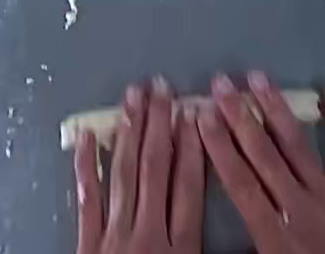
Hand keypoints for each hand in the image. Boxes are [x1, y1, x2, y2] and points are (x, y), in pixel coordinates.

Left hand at [75, 78, 205, 253]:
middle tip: (160, 87)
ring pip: (124, 173)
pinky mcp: (87, 246)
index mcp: (181, 250)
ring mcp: (114, 237)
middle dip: (159, 123)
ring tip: (132, 96)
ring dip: (130, 130)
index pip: (189, 187)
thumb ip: (213, 246)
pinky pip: (88, 197)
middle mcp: (149, 235)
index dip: (192, 146)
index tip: (191, 111)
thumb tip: (238, 219)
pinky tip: (86, 134)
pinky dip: (86, 164)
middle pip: (156, 168)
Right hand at [196, 72, 324, 253]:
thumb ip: (246, 249)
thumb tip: (216, 237)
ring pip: (297, 146)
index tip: (202, 114)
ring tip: (257, 76)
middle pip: (264, 155)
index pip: (240, 183)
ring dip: (276, 109)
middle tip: (220, 82)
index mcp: (275, 237)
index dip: (220, 147)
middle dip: (239, 116)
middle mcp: (299, 208)